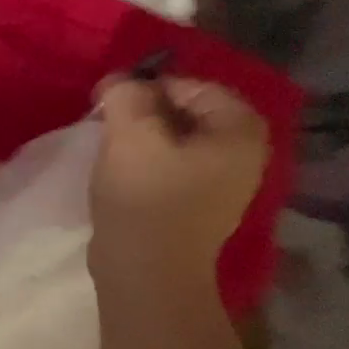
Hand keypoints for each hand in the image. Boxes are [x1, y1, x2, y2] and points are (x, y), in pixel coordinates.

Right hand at [88, 75, 268, 296]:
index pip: (192, 86)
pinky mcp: (200, 203)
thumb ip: (126, 97)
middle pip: (188, 113)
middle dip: (144, 113)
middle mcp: (245, 150)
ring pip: (179, 140)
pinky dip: (147, 162)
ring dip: (142, 139)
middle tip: (103, 126)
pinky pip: (174, 166)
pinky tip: (121, 175)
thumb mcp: (130, 137)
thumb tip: (120, 80)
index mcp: (240, 129)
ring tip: (109, 150)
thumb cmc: (144, 198)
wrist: (148, 268)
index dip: (145, 87)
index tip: (104, 103)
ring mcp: (226, 181)